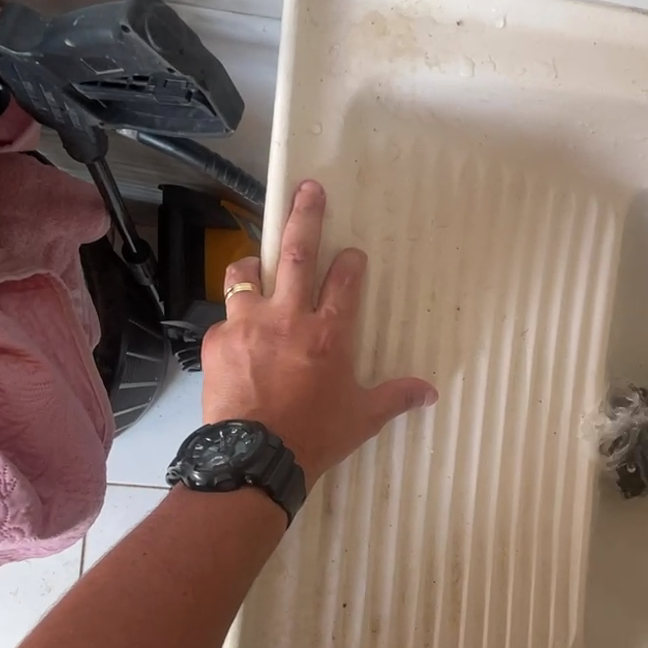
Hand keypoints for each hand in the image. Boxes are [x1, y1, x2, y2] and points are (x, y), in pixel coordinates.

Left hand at [201, 180, 437, 484]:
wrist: (254, 458)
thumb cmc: (315, 436)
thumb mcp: (362, 418)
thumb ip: (396, 397)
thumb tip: (431, 393)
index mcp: (328, 333)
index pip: (343, 281)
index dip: (349, 262)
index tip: (351, 253)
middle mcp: (288, 317)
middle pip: (295, 254)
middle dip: (304, 217)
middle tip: (307, 189)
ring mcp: (247, 325)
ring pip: (245, 274)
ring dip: (252, 263)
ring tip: (254, 262)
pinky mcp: (216, 341)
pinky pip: (224, 318)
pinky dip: (233, 321)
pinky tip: (237, 337)